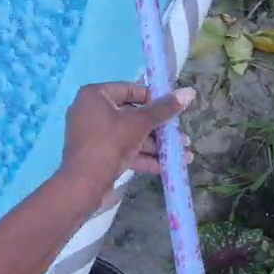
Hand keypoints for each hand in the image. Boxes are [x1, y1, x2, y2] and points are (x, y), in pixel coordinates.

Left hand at [57, 82, 194, 192]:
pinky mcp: (98, 155)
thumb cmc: (109, 143)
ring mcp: (93, 135)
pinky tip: (167, 166)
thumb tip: (189, 92)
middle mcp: (91, 111)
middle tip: (181, 135)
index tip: (173, 107)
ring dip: (156, 145)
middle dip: (159, 127)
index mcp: (94, 95)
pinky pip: (123, 150)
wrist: (83, 184)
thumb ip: (164, 109)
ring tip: (183, 153)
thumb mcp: (140, 123)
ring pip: (129, 135)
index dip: (153, 98)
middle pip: (131, 114)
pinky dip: (143, 156)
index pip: (129, 89)